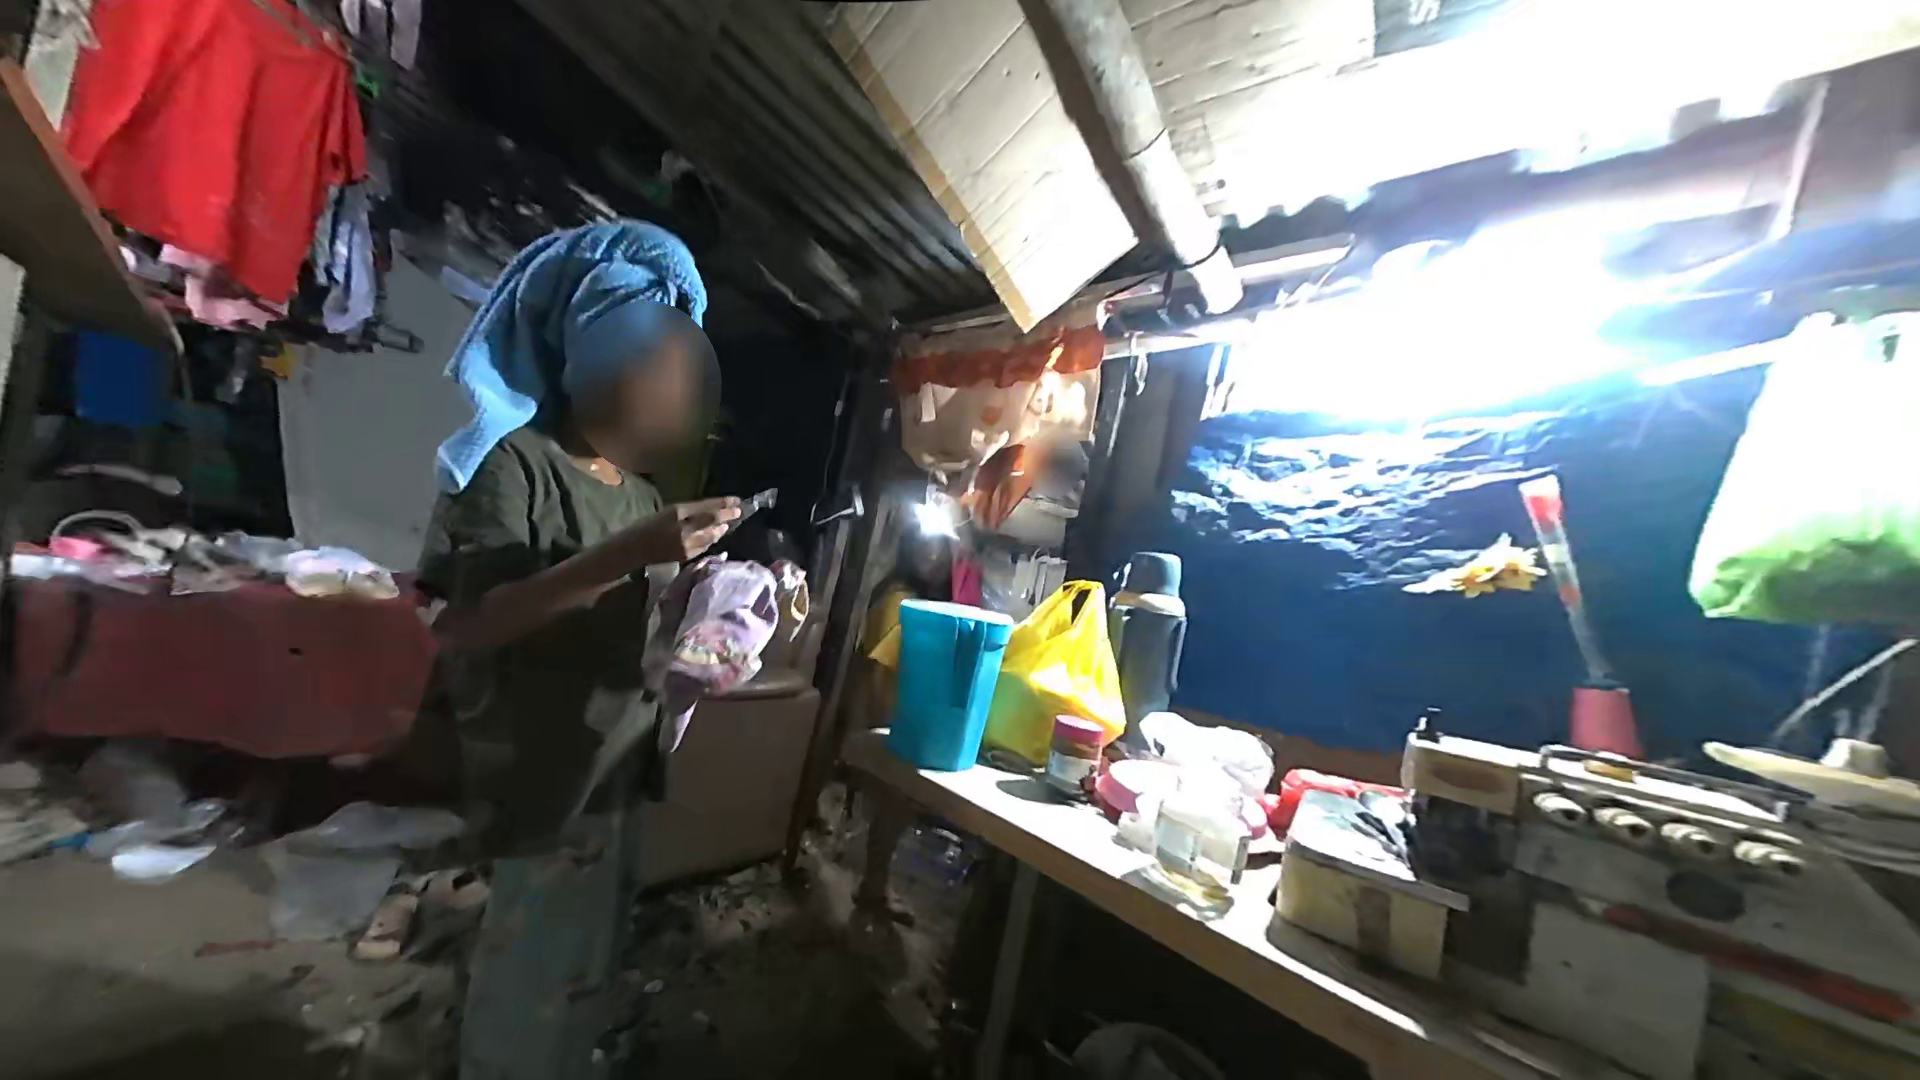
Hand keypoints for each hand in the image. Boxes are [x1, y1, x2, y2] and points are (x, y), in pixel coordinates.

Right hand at [614, 497, 741, 566]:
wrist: (632, 549)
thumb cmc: (647, 526)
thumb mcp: (667, 512)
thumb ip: (690, 512)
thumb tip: (713, 510)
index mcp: (676, 512)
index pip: (706, 507)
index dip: (723, 504)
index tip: (736, 500)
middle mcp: (683, 528)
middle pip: (712, 520)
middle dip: (727, 515)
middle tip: (737, 512)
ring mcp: (686, 544)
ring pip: (711, 535)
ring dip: (720, 529)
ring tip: (725, 525)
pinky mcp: (686, 556)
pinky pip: (704, 546)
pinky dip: (710, 540)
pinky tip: (713, 536)